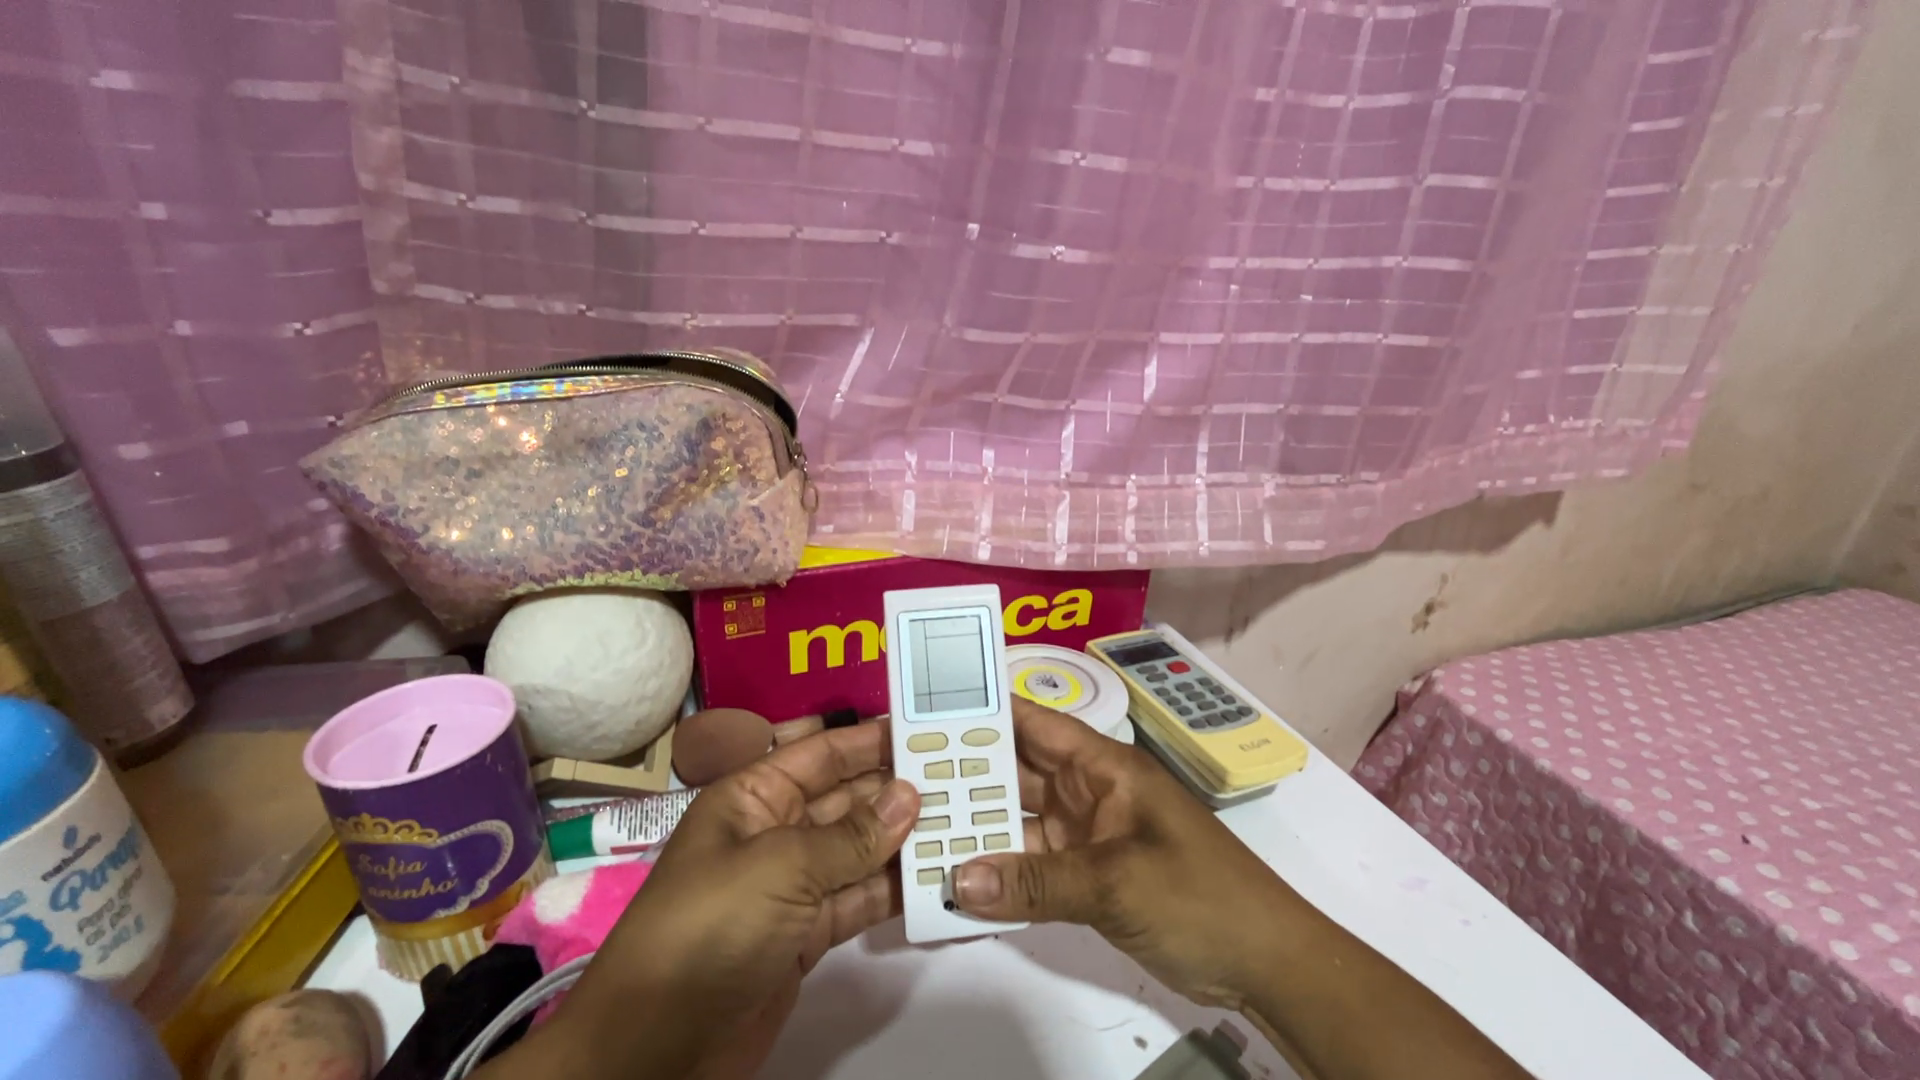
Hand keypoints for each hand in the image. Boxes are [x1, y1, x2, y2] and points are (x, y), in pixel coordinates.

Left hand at [487, 722, 918, 1079]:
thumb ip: (852, 834)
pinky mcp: (806, 932)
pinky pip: (857, 898)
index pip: (818, 754)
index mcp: (752, 798)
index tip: (924, 727)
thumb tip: (910, 795)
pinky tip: (936, 874)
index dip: (867, 739)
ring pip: (856, 849)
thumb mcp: (781, 865)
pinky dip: (893, 889)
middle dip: (894, 787)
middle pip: (843, 798)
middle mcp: (773, 832)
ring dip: (902, 838)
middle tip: (960, 772)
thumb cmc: (712, 925)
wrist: (660, 1041)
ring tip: (963, 818)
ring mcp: (790, 885)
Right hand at [952, 701, 1528, 1079]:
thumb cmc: (1198, 894)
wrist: (1263, 960)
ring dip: (978, 826)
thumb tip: (955, 879)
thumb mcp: (1115, 882)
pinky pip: (1032, 865)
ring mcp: (1086, 836)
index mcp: (1102, 766)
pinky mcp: (1087, 877)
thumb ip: (1035, 882)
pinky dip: (1000, 871)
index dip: (983, 711)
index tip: (925, 709)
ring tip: (916, 826)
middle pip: (1018, 772)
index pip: (1034, 723)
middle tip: (901, 774)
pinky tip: (958, 879)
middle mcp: (1088, 791)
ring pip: (1019, 820)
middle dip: (966, 772)